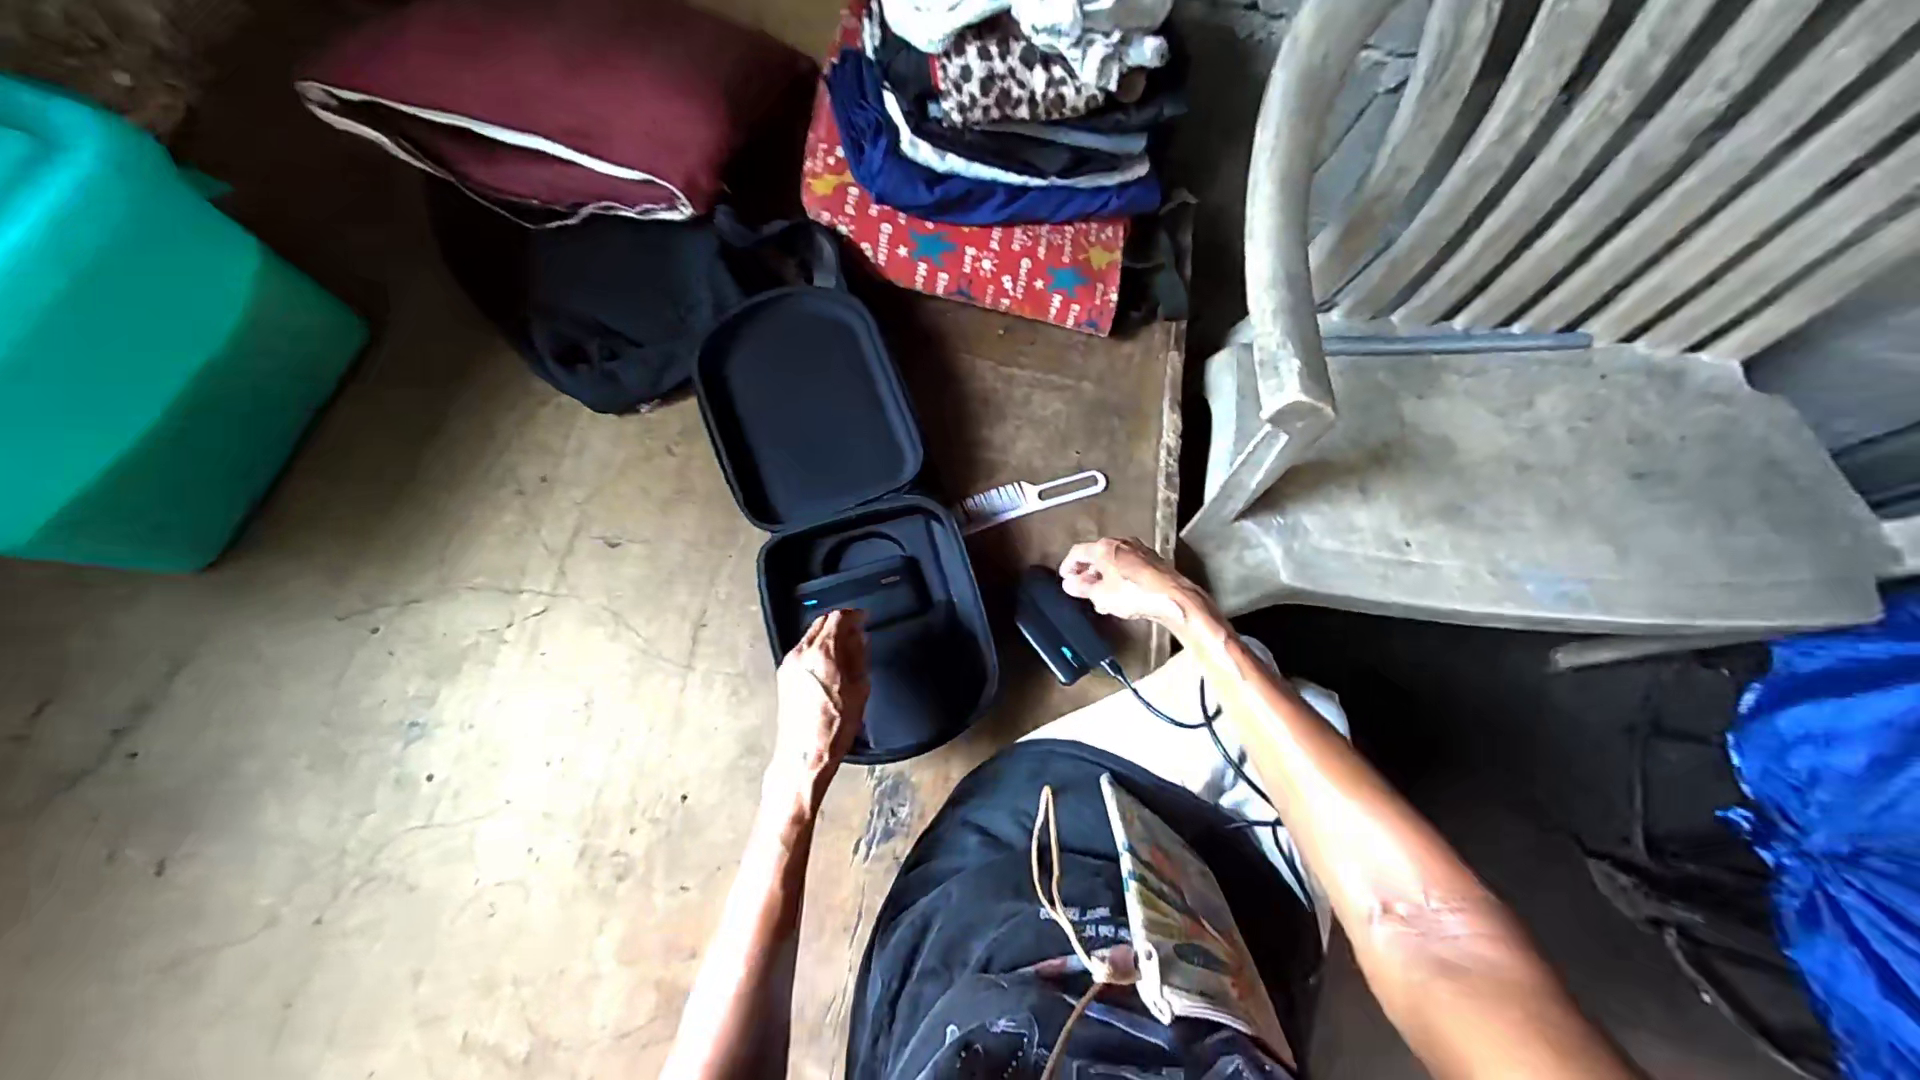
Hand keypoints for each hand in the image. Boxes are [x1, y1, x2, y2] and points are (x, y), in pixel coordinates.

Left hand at [769, 609, 868, 804]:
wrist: (804, 754)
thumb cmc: (834, 727)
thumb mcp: (859, 689)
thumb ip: (858, 656)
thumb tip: (858, 637)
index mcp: (822, 653)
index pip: (838, 617)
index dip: (854, 615)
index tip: (864, 618)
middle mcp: (801, 653)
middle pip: (821, 622)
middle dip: (840, 622)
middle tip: (857, 629)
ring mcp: (789, 664)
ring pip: (811, 635)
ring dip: (828, 634)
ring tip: (846, 647)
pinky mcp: (784, 677)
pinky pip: (803, 651)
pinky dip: (818, 648)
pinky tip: (830, 662)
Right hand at [1059, 537, 1217, 631]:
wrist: (1172, 598)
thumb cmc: (1135, 593)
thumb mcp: (1100, 595)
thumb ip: (1082, 588)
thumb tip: (1071, 584)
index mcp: (1104, 547)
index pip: (1078, 552)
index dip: (1068, 565)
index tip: (1065, 575)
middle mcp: (1121, 543)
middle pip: (1096, 554)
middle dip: (1087, 571)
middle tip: (1080, 585)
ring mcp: (1138, 550)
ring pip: (1113, 560)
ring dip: (1103, 575)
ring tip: (1099, 594)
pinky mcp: (1152, 561)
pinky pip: (1128, 565)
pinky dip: (1119, 576)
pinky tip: (1119, 593)